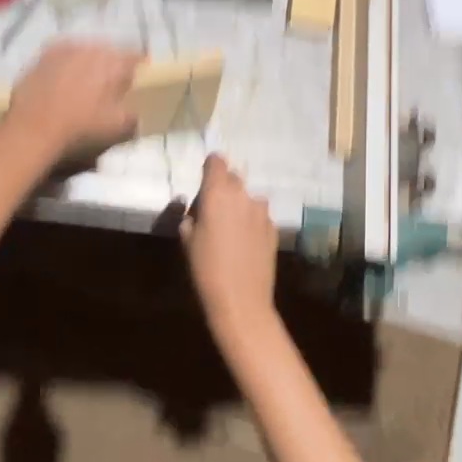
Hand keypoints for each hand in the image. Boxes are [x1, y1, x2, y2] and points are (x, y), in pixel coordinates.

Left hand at [6, 42, 142, 157]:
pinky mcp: (41, 56)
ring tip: (83, 83)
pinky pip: (61, 57)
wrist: (33, 129)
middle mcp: (91, 46)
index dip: (139, 68)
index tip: (137, 80)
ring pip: (84, 51)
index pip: (136, 55)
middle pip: (109, 51)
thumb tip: (133, 111)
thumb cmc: (82, 128)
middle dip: (111, 65)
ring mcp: (63, 48)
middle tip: (109, 84)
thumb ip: (133, 115)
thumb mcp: (119, 128)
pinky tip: (61, 83)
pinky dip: (65, 66)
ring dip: (87, 63)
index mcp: (114, 61)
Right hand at [182, 155, 278, 334]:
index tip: (204, 181)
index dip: (210, 167)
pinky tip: (245, 244)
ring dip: (239, 206)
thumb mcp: (186, 240)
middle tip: (213, 210)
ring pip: (248, 198)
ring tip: (230, 230)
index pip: (216, 161)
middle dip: (223, 188)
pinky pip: (259, 217)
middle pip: (233, 178)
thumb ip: (191, 216)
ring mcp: (262, 212)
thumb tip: (196, 210)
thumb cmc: (205, 268)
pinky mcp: (274, 228)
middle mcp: (243, 195)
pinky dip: (251, 222)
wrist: (241, 299)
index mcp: (217, 193)